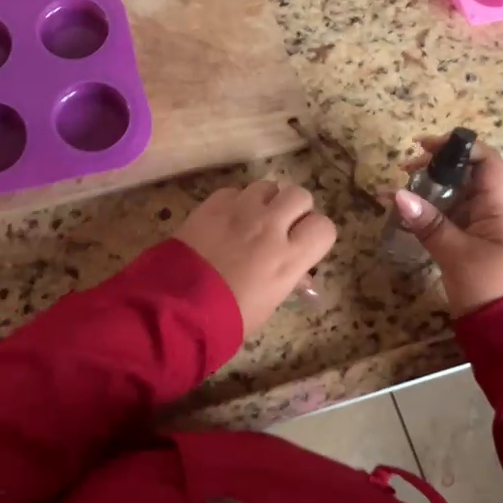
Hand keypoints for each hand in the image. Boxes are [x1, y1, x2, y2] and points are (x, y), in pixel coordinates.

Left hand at [175, 180, 336, 336]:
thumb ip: (288, 277)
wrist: (178, 306)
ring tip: (251, 219)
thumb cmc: (229, 317)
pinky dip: (234, 202)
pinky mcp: (212, 204)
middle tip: (281, 226)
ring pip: (267, 186)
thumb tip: (298, 272)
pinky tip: (225, 220)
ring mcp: (240, 210)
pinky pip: (234, 191)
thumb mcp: (270, 302)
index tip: (304, 242)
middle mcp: (269, 226)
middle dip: (294, 208)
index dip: (315, 233)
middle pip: (299, 195)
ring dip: (265, 201)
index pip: (324, 226)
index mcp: (289, 257)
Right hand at [390, 135, 502, 317]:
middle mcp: (494, 212)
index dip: (459, 146)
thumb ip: (428, 222)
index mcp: (500, 208)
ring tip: (399, 191)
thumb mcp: (456, 253)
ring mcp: (484, 229)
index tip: (425, 147)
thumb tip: (397, 194)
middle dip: (436, 167)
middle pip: (467, 175)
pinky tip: (405, 214)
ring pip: (456, 196)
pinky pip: (451, 217)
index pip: (487, 161)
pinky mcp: (473, 245)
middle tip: (405, 170)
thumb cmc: (490, 288)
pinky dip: (429, 212)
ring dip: (429, 190)